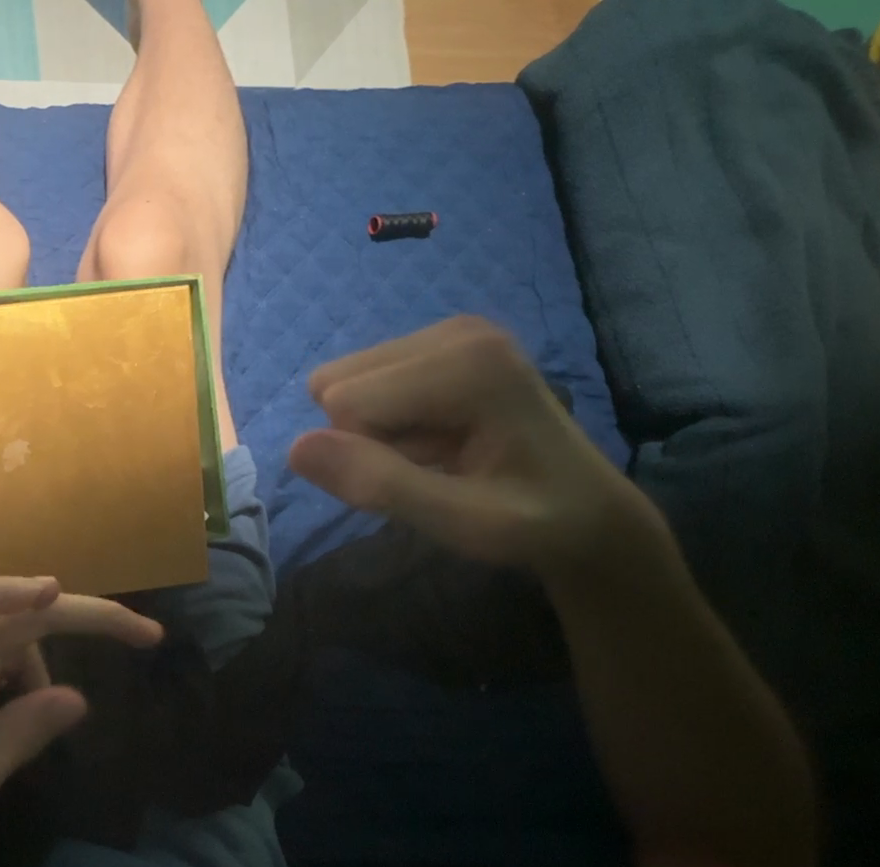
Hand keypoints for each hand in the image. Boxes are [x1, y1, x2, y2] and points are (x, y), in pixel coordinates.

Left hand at [0, 572, 162, 866]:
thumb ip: (11, 744)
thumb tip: (76, 694)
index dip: (0, 586)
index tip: (52, 593)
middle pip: (1, 608)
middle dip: (79, 613)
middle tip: (146, 638)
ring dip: (41, 656)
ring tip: (52, 716)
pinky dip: (18, 673)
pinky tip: (20, 716)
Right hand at [288, 316, 666, 575]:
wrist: (585, 514)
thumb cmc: (529, 523)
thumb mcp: (459, 522)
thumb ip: (379, 483)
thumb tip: (295, 449)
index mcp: (468, 362)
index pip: (345, 405)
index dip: (368, 456)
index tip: (429, 478)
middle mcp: (455, 330)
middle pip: (337, 385)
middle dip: (365, 438)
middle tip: (430, 466)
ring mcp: (448, 332)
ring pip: (340, 384)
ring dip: (374, 433)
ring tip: (437, 455)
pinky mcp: (439, 343)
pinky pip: (360, 382)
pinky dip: (385, 422)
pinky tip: (438, 440)